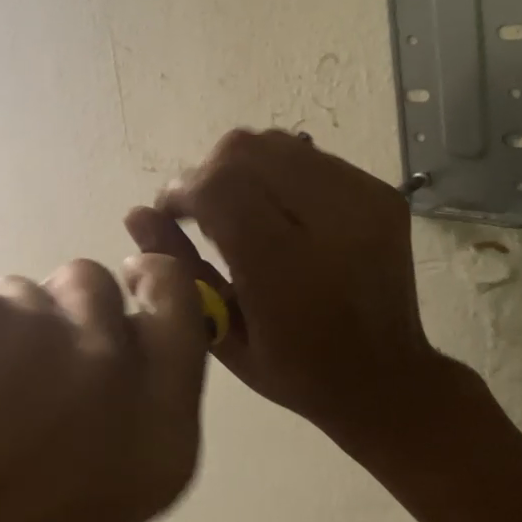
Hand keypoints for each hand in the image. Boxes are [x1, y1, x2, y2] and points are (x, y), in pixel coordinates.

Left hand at [0, 256, 209, 521]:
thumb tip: (119, 344)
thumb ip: (128, 416)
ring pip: (16, 291)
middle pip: (91, 286)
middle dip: (60, 313)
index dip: (154, 281)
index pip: (179, 303)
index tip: (131, 278)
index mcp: (156, 425)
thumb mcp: (101, 509)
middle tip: (14, 368)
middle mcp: (104, 364)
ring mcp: (26, 328)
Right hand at [125, 128, 456, 443]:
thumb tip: (135, 214)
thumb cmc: (294, 370)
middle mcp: (329, 222)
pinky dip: (278, 171)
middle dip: (208, 173)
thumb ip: (179, 267)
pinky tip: (276, 209)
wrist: (386, 377)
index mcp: (285, 268)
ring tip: (239, 208)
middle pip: (244, 152)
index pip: (219, 186)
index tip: (171, 214)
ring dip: (242, 168)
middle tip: (202, 213)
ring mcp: (362, 201)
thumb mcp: (221, 333)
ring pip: (276, 144)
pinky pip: (309, 156)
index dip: (182, 190)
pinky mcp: (379, 193)